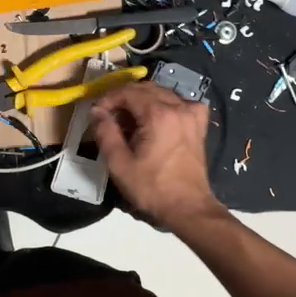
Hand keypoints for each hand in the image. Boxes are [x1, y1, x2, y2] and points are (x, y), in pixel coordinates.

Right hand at [89, 82, 224, 227]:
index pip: (128, 92)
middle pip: (146, 88)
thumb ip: (105, 133)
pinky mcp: (199, 125)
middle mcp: (178, 107)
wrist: (187, 207)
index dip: (109, 98)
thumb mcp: (119, 163)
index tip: (97, 113)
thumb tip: (96, 111)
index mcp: (158, 114)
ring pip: (163, 93)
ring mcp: (192, 115)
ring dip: (143, 100)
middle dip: (124, 98)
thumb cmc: (151, 188)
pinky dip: (167, 104)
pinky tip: (158, 117)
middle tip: (109, 116)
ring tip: (129, 119)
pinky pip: (182, 103)